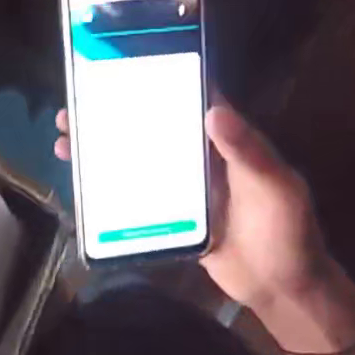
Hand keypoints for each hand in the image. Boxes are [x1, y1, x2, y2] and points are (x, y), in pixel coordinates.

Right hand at [55, 100, 329, 309]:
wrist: (283, 291)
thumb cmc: (287, 232)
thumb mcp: (275, 187)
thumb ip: (247, 151)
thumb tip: (214, 109)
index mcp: (224, 140)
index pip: (189, 97)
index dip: (159, 76)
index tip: (120, 63)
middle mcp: (197, 155)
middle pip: (151, 125)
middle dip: (114, 111)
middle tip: (76, 102)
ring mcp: (181, 185)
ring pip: (136, 156)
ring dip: (103, 146)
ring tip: (66, 138)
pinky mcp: (168, 214)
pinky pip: (134, 192)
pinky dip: (108, 184)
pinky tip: (80, 182)